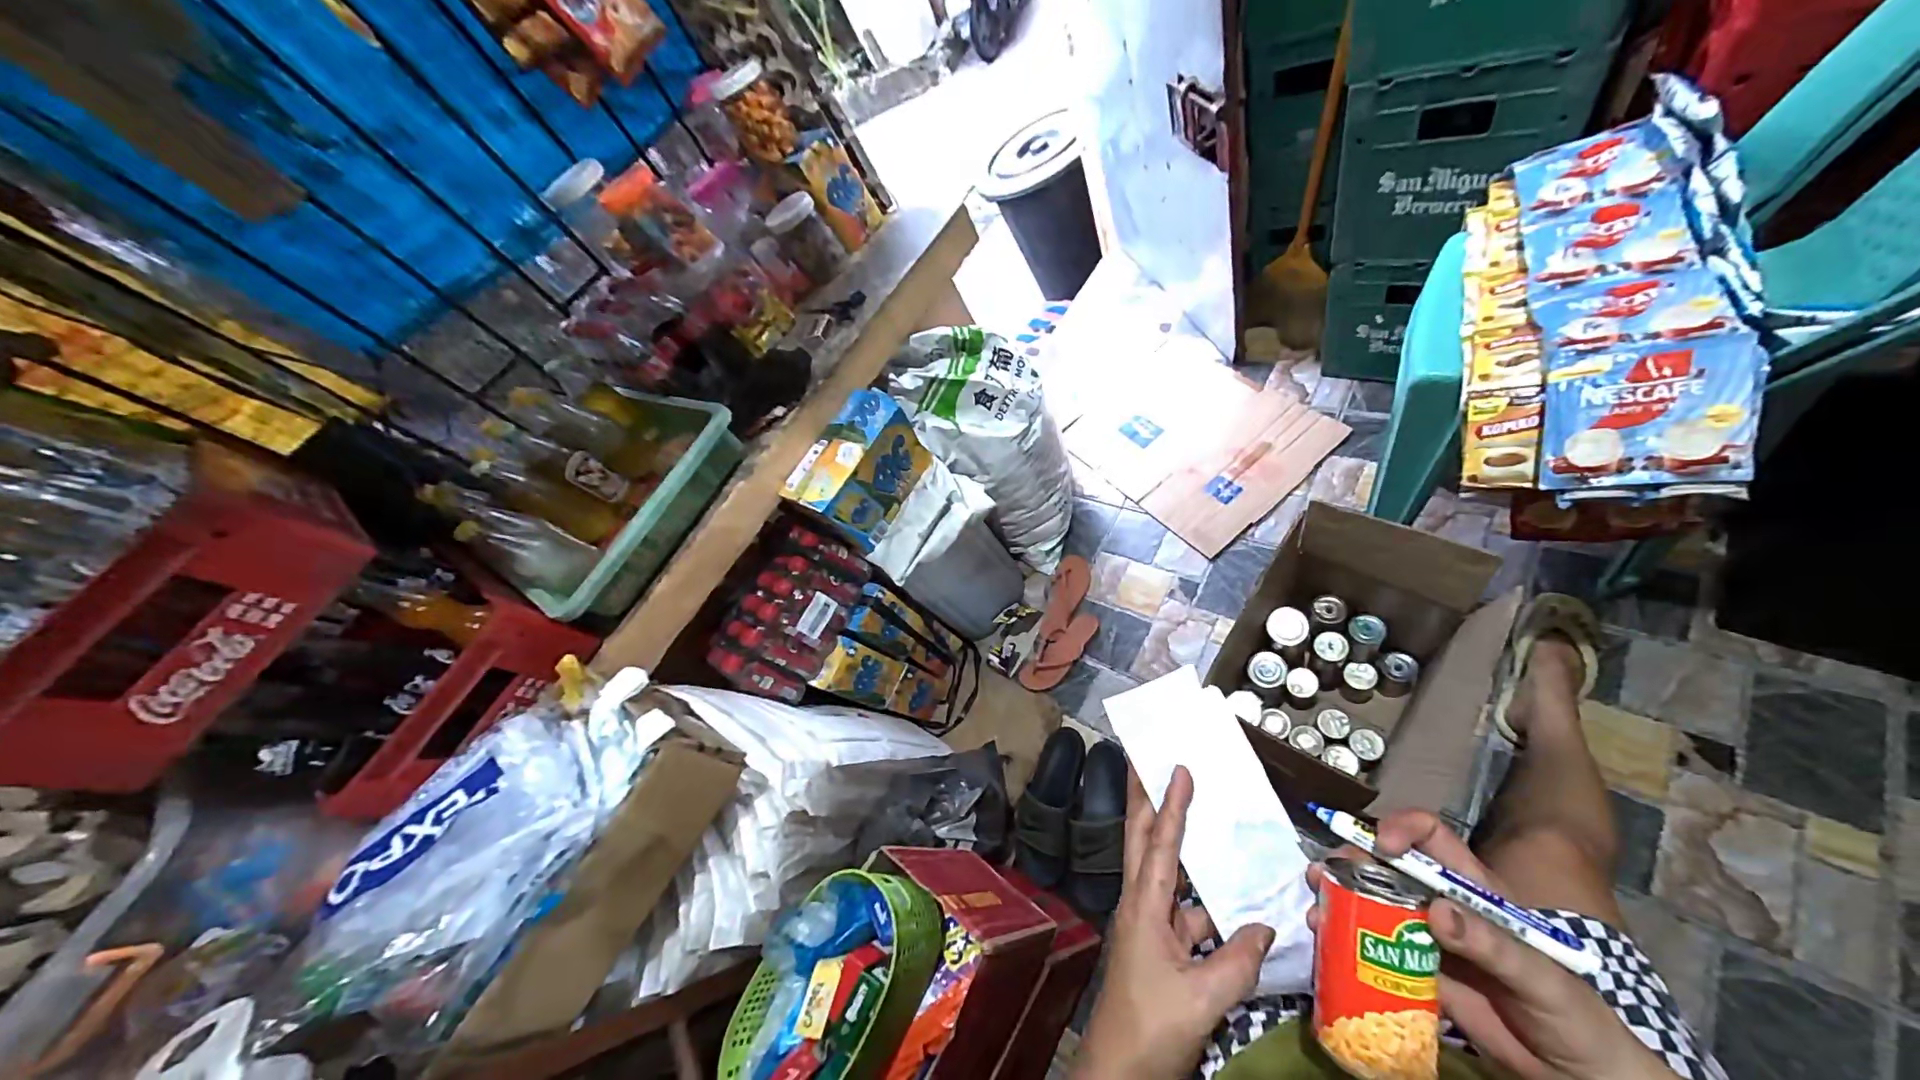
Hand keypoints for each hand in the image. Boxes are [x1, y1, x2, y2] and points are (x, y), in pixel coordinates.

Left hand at [1071, 765, 1275, 1079]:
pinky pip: (1186, 915)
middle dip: (1146, 801)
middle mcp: (1140, 905)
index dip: (1171, 804)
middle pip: (1143, 841)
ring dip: (1180, 850)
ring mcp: (1148, 927)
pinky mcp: (1158, 949)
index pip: (1160, 844)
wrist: (1118, 1071)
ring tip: (1203, 821)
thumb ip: (1239, 962)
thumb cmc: (1152, 1027)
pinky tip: (1236, 906)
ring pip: (1168, 877)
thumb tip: (1265, 927)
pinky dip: (1208, 906)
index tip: (1177, 768)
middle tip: (1149, 764)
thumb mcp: (1203, 998)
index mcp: (1143, 906)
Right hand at [1308, 811, 1680, 1079]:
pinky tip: (1327, 942)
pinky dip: (1346, 942)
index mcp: (1472, 890)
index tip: (1378, 844)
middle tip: (1323, 875)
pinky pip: (1374, 951)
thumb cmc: (1574, 1017)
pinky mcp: (1415, 974)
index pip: (1430, 838)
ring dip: (1340, 900)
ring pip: (1373, 905)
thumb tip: (1436, 910)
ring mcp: (1425, 939)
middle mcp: (1440, 905)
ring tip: (1316, 908)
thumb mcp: (1541, 979)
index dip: (1401, 828)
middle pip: (1387, 867)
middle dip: (1350, 862)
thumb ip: (1492, 945)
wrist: (1578, 1079)